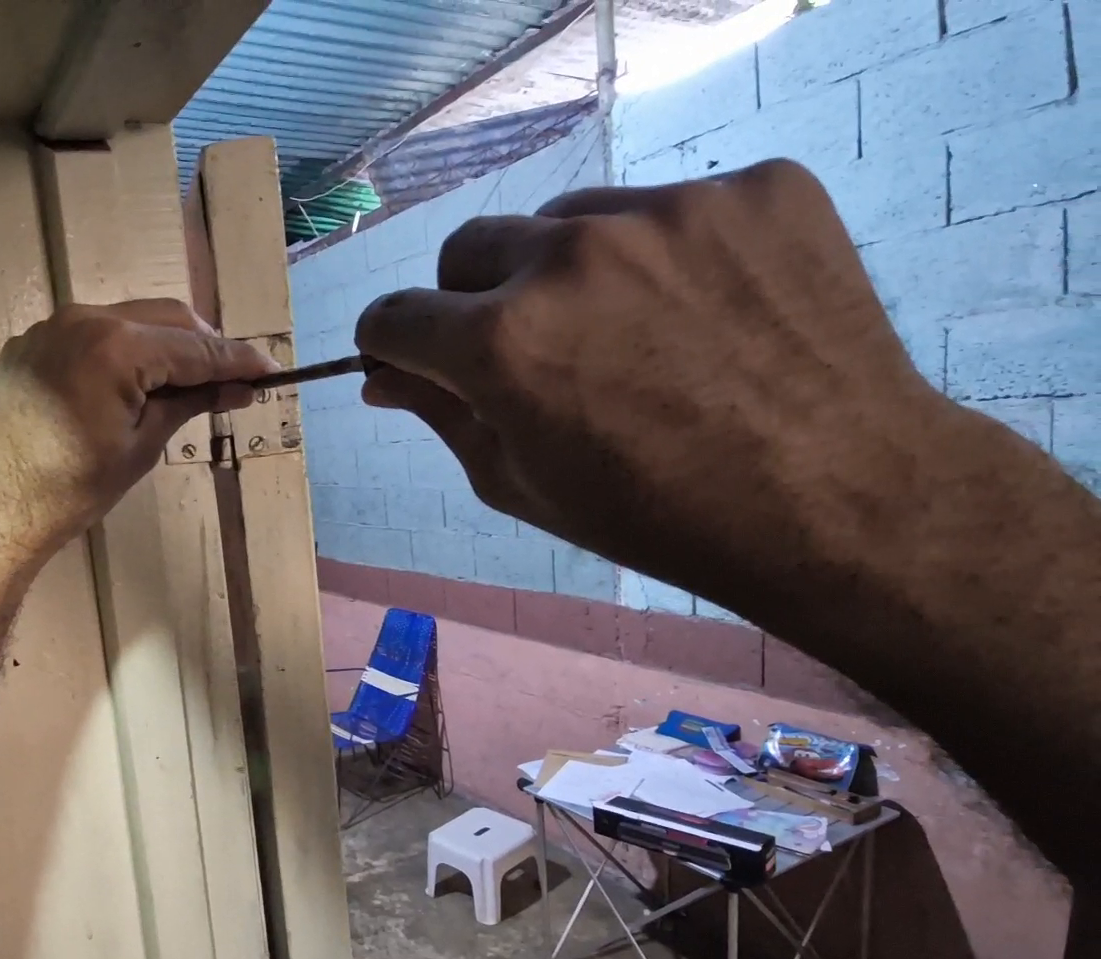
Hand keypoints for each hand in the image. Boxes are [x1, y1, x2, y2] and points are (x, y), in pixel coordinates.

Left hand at [0, 299, 276, 556]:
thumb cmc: (74, 488)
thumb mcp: (143, 445)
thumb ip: (191, 402)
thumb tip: (239, 387)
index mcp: (115, 345)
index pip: (194, 346)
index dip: (236, 360)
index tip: (270, 370)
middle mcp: (82, 318)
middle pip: (165, 318)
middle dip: (203, 346)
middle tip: (232, 380)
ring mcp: (51, 326)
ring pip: (128, 319)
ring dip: (164, 344)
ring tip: (187, 382)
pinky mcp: (31, 342)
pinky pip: (92, 332)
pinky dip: (123, 349)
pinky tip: (134, 380)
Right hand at [355, 160, 958, 603]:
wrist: (835, 498)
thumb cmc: (649, 514)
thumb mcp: (516, 480)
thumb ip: (439, 413)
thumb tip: (379, 378)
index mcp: (501, 342)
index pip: (393, 315)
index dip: (390, 344)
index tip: (412, 361)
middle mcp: (569, 256)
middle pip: (467, 248)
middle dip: (468, 301)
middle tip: (523, 351)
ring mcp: (667, 210)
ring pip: (562, 220)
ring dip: (561, 271)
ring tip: (622, 329)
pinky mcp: (754, 188)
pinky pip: (662, 207)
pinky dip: (656, 255)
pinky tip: (698, 309)